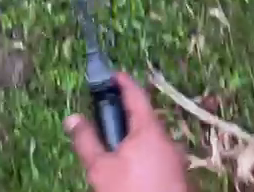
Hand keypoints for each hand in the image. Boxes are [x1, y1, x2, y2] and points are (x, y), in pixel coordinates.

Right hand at [64, 72, 188, 191]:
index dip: (121, 81)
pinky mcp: (180, 178)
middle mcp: (168, 140)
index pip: (135, 93)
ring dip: (134, 138)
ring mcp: (177, 160)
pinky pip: (159, 156)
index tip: (109, 75)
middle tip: (104, 119)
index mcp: (150, 130)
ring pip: (152, 139)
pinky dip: (145, 154)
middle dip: (124, 115)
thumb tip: (72, 118)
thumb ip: (86, 140)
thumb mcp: (101, 168)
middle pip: (144, 117)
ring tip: (115, 150)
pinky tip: (132, 170)